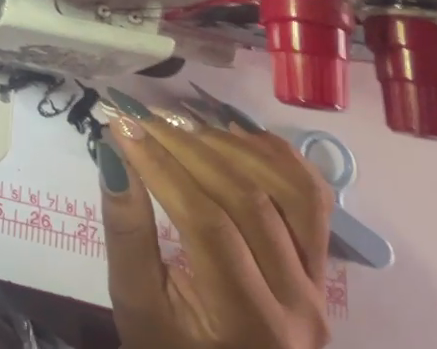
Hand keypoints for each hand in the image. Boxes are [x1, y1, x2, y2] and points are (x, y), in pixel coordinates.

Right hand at [98, 91, 334, 348]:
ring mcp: (320, 285)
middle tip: (142, 117)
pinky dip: (278, 159)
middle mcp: (299, 302)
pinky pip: (312, 202)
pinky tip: (235, 134)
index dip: (160, 166)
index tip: (121, 126)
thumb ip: (127, 233)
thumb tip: (114, 157)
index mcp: (247, 320)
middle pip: (249, 201)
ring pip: (292, 193)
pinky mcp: (322, 270)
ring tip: (182, 125)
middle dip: (188, 147)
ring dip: (234, 148)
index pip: (206, 222)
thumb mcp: (135, 303)